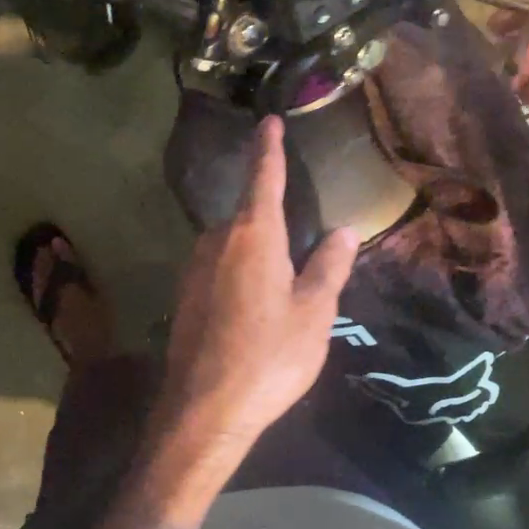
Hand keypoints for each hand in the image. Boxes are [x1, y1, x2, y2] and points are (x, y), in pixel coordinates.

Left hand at [156, 117, 359, 450]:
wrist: (205, 408)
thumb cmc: (269, 356)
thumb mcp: (314, 313)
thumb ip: (329, 267)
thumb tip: (344, 230)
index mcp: (254, 235)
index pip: (264, 178)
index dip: (269, 148)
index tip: (268, 120)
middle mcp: (217, 240)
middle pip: (250, 217)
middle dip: (273, 226)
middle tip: (301, 262)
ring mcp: (194, 267)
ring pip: (233, 246)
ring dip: (256, 257)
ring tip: (279, 299)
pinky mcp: (185, 295)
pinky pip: (218, 269)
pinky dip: (238, 277)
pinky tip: (252, 313)